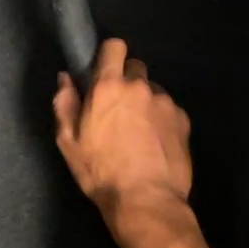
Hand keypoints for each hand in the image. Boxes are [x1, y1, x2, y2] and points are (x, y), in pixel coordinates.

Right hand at [53, 40, 194, 233]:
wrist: (146, 201)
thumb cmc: (101, 172)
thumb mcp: (69, 142)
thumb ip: (65, 104)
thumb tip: (65, 78)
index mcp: (109, 87)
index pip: (115, 46)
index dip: (110, 55)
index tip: (105, 71)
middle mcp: (140, 87)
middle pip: (136, 68)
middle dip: (127, 82)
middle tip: (119, 109)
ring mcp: (165, 102)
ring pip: (153, 90)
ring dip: (145, 102)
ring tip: (139, 132)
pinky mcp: (183, 119)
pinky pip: (169, 110)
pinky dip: (162, 119)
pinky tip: (156, 143)